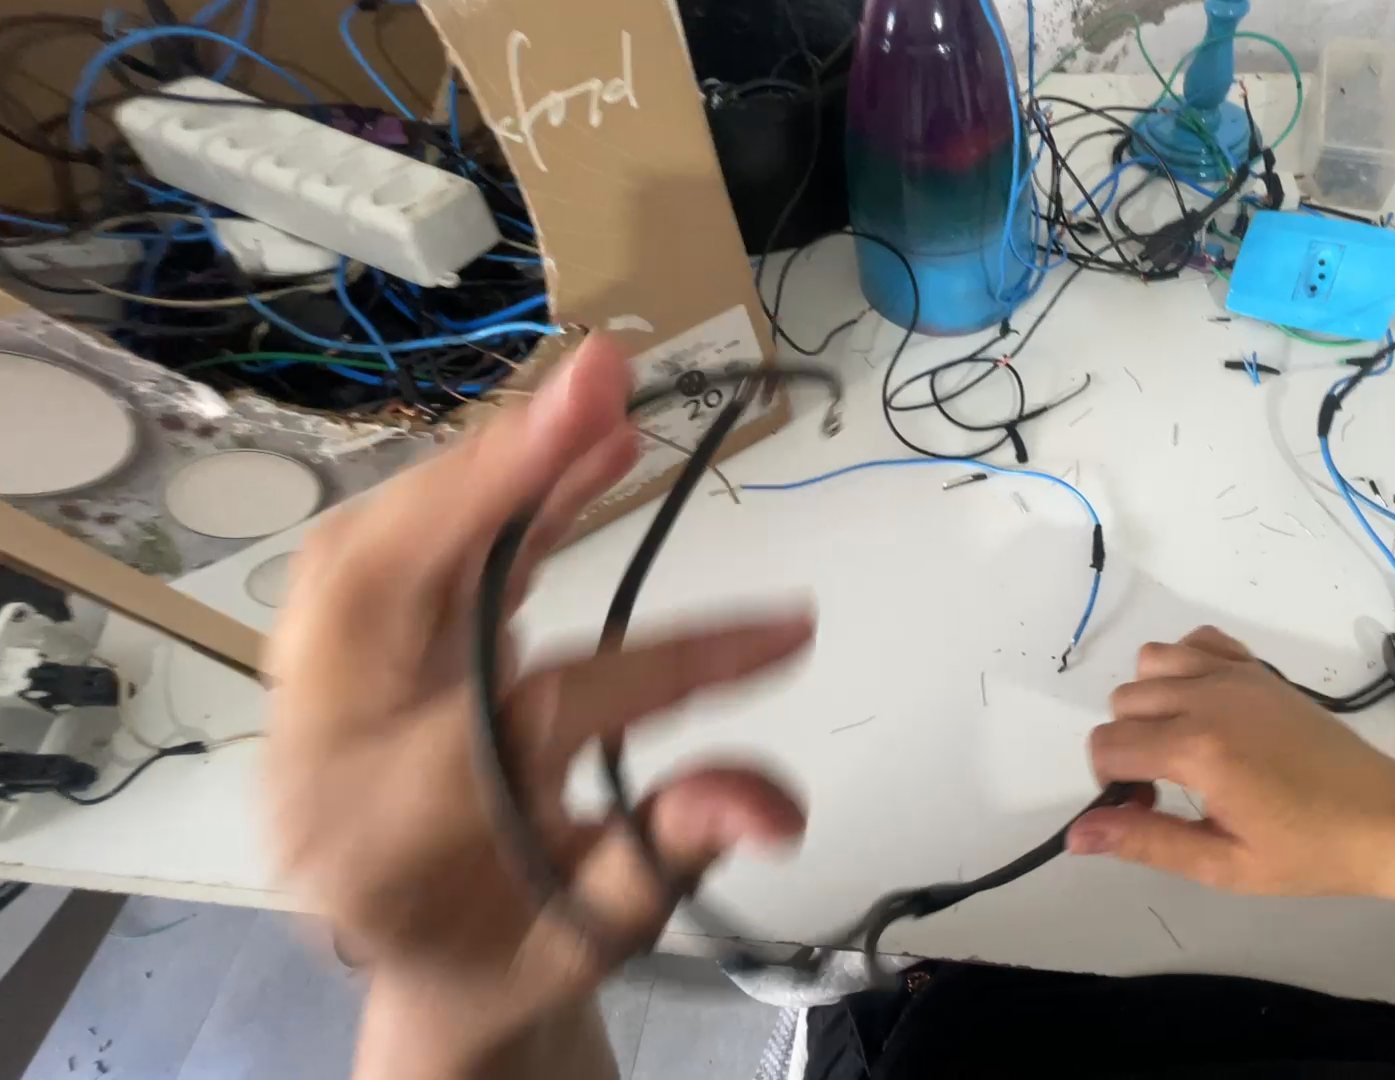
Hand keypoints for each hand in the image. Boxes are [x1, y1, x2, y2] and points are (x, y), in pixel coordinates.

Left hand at [265, 335, 812, 1070]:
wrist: (419, 961)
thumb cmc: (509, 949)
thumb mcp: (598, 927)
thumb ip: (673, 854)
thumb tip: (778, 806)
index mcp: (383, 836)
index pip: (545, 707)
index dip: (679, 663)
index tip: (791, 630)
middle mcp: (325, 744)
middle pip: (385, 578)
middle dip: (502, 467)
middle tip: (601, 382)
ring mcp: (325, 688)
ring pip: (385, 540)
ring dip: (497, 459)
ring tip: (598, 395)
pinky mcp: (362, 649)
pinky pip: (420, 549)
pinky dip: (500, 490)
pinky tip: (579, 450)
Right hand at [1066, 626, 1394, 896]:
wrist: (1389, 820)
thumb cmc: (1308, 851)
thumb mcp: (1223, 864)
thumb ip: (1144, 841)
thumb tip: (1076, 835)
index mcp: (1198, 749)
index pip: (1107, 745)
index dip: (1111, 780)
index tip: (1145, 805)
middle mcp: (1207, 698)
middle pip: (1122, 703)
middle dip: (1128, 744)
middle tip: (1168, 784)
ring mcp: (1233, 674)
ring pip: (1149, 663)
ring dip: (1150, 700)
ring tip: (1182, 740)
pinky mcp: (1255, 666)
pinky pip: (1194, 640)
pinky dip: (1185, 664)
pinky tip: (1204, 703)